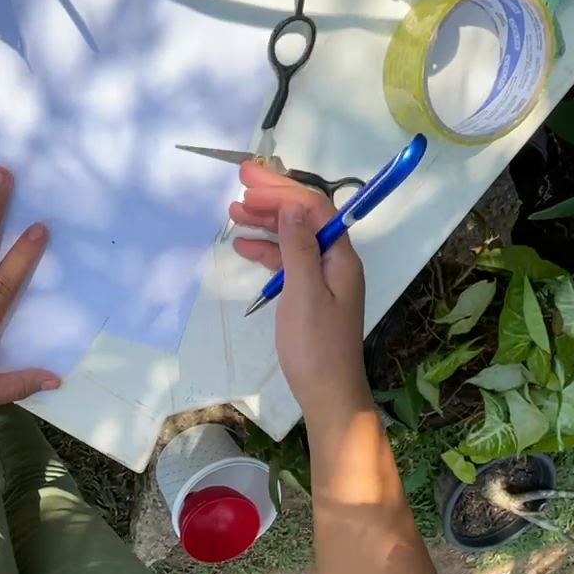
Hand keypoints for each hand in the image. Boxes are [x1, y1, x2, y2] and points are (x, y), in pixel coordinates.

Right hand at [230, 161, 373, 430]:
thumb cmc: (316, 347)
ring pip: (293, 239)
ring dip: (265, 223)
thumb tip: (292, 204)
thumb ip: (297, 248)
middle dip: (273, 198)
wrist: (327, 393)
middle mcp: (334, 261)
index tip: (249, 184)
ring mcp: (322, 279)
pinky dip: (267, 252)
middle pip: (304, 218)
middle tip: (240, 181)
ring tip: (234, 212)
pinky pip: (288, 263)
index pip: (312, 208)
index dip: (281, 192)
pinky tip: (244, 247)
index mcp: (339, 257)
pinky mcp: (310, 296)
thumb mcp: (304, 294)